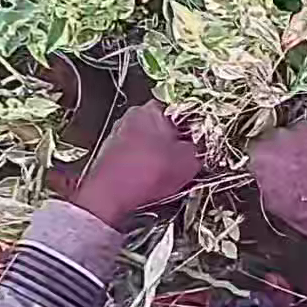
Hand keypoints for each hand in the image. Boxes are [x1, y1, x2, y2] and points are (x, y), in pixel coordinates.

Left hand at [71, 102, 203, 227]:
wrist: (110, 197)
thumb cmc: (146, 172)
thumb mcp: (188, 161)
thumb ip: (197, 150)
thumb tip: (197, 150)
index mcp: (152, 109)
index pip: (179, 109)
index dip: (192, 127)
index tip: (198, 141)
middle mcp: (131, 116)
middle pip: (162, 126)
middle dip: (173, 142)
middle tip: (184, 159)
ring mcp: (116, 135)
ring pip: (147, 142)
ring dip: (157, 156)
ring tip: (166, 174)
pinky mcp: (108, 155)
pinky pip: (134, 157)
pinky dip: (142, 167)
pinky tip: (149, 181)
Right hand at [248, 122, 306, 267]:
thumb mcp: (276, 205)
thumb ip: (265, 180)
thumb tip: (265, 173)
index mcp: (263, 156)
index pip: (257, 148)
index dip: (267, 159)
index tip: (274, 165)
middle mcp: (283, 136)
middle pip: (279, 136)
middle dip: (287, 149)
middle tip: (299, 167)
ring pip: (303, 130)